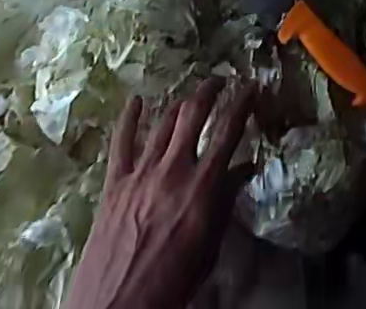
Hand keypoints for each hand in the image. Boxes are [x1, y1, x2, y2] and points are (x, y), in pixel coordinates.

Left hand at [63, 79, 258, 308]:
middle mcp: (173, 171)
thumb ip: (225, 202)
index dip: (243, 103)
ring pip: (163, 122)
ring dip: (180, 103)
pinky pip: (121, 143)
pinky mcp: (114, 185)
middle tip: (219, 81)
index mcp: (202, 188)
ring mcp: (140, 175)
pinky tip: (137, 101)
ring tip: (190, 96)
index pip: (228, 131)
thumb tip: (243, 168)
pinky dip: (129, 119)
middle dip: (209, 90)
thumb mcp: (209, 247)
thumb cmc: (171, 285)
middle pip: (193, 114)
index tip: (252, 86)